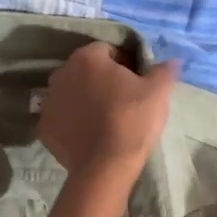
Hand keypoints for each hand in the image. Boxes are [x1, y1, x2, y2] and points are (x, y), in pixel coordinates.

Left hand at [38, 42, 178, 177]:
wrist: (105, 165)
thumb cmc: (132, 119)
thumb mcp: (158, 91)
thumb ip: (164, 70)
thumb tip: (172, 61)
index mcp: (86, 58)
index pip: (107, 51)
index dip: (123, 64)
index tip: (135, 82)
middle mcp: (61, 75)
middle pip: (85, 71)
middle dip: (100, 80)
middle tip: (120, 100)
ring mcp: (49, 102)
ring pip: (70, 94)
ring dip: (83, 100)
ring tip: (103, 119)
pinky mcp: (44, 128)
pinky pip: (61, 118)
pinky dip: (71, 122)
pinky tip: (87, 134)